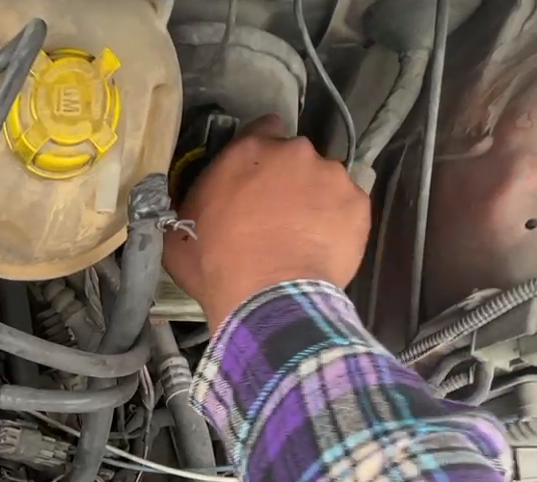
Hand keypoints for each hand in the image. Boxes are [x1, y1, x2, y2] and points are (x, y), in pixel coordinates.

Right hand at [164, 115, 371, 326]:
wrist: (266, 299)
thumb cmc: (214, 267)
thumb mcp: (179, 234)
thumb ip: (190, 205)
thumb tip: (188, 204)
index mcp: (248, 151)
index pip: (261, 127)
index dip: (257, 153)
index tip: (250, 176)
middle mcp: (295, 152)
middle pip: (293, 158)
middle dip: (284, 180)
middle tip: (269, 217)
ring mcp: (332, 176)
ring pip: (322, 181)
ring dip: (310, 201)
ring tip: (295, 238)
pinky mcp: (357, 204)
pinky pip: (344, 209)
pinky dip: (333, 224)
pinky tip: (316, 249)